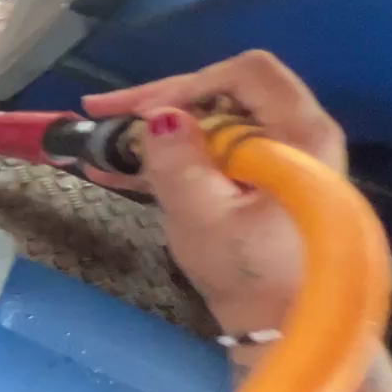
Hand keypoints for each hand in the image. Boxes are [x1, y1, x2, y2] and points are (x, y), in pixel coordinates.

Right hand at [84, 51, 346, 334]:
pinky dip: (157, 154)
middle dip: (155, 102)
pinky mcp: (249, 179)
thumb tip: (155, 117)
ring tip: (96, 145)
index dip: (182, 86)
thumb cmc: (248, 266)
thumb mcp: (204, 214)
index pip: (245, 74)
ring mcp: (270, 157)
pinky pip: (201, 151)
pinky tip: (111, 167)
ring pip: (205, 121)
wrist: (280, 316)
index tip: (131, 114)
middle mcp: (291, 135)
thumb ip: (179, 163)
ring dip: (149, 129)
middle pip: (221, 92)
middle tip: (95, 115)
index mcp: (296, 135)